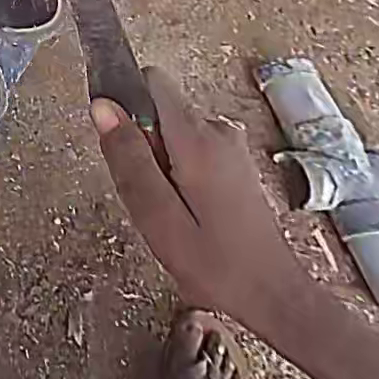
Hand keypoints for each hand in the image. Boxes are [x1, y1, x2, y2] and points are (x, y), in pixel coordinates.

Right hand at [91, 67, 316, 334]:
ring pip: (169, 130)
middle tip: (146, 194)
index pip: (151, 81)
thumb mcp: (155, 213)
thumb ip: (128, 157)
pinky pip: (187, 146)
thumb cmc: (212, 262)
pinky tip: (184, 208)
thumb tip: (101, 106)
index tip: (117, 143)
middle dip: (138, 142)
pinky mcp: (234, 161)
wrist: (276, 297)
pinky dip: (174, 169)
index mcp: (196, 137)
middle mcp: (217, 129)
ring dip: (155, 160)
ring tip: (166, 207)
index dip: (124, 101)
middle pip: (157, 109)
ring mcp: (229, 145)